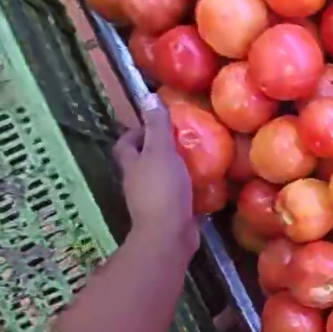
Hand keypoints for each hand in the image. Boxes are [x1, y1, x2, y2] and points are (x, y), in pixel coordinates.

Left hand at [115, 97, 196, 250]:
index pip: (125, 144)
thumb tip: (148, 96)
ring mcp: (154, 201)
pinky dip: (190, 190)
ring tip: (198, 158)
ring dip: (177, 170)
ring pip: (162, 179)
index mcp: (132, 165)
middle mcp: (138, 182)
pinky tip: (207, 183)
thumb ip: (157, 126)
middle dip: (159, 150)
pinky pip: (180, 197)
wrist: (169, 235)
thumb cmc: (162, 189)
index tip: (155, 124)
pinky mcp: (171, 215)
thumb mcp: (161, 151)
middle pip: (143, 161)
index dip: (135, 132)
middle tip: (182, 139)